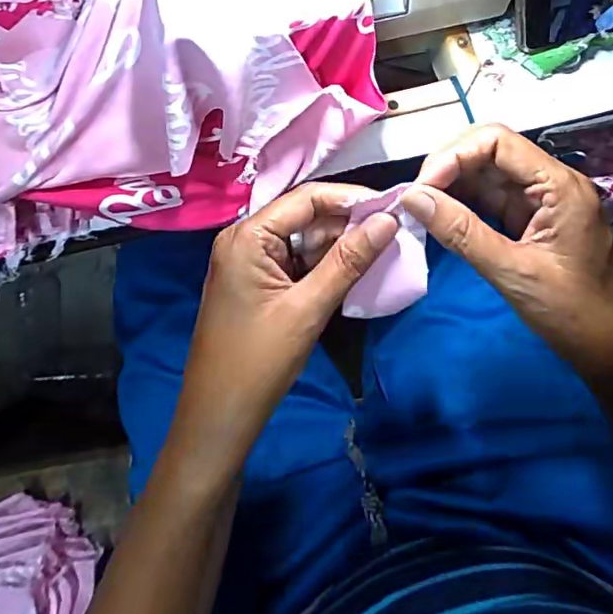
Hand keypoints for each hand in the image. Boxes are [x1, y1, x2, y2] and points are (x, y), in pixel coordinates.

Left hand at [167, 183, 397, 478]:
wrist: (219, 416)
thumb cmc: (258, 361)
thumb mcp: (308, 308)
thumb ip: (348, 261)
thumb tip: (387, 221)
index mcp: (247, 235)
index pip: (306, 198)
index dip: (351, 197)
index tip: (391, 205)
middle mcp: (245, 238)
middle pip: (304, 215)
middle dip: (348, 222)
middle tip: (393, 229)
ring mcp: (250, 260)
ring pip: (303, 238)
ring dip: (339, 244)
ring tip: (384, 247)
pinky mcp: (258, 281)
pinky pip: (296, 259)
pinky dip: (324, 263)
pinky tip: (355, 268)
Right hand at [398, 124, 612, 397]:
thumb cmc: (576, 315)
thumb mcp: (513, 273)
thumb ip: (461, 232)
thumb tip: (413, 198)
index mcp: (559, 186)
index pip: (496, 141)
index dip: (453, 156)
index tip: (423, 187)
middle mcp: (552, 183)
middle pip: (489, 151)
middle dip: (448, 166)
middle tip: (417, 197)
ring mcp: (542, 201)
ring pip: (487, 173)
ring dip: (451, 184)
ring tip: (421, 206)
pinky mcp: (532, 220)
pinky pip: (491, 198)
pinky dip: (463, 202)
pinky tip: (440, 214)